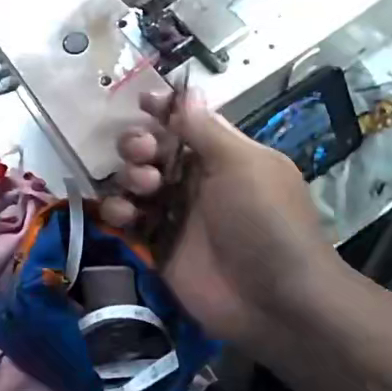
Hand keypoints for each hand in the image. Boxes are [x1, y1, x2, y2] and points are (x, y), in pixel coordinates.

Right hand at [101, 90, 343, 350]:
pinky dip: (118, 212)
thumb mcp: (242, 164)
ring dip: (129, 175)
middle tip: (145, 153)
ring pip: (135, 183)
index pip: (187, 123)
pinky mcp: (158, 247)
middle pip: (153, 150)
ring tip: (143, 187)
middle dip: (140, 143)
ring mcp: (176, 215)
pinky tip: (123, 215)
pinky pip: (128, 221)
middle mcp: (197, 182)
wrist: (274, 299)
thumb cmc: (265, 220)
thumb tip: (189, 91)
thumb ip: (206, 130)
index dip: (164, 111)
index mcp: (223, 156)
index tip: (143, 102)